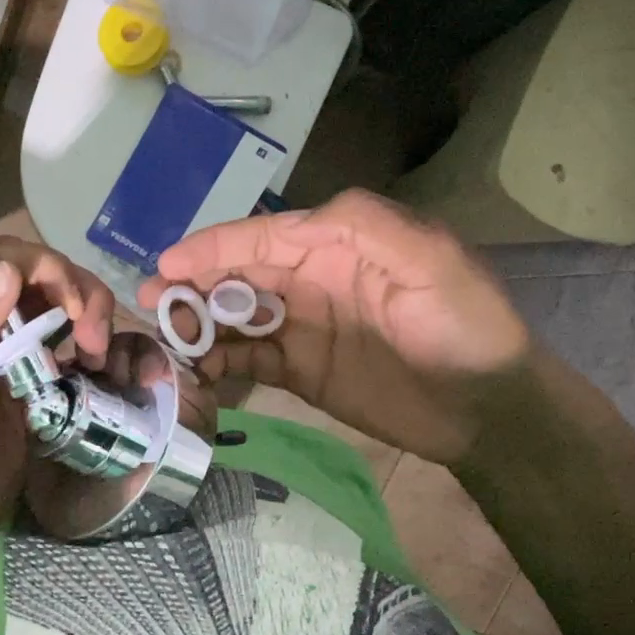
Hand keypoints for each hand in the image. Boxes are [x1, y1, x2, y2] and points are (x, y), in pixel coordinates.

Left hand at [0, 242, 114, 530]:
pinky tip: (100, 369)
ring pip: (65, 307)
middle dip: (79, 293)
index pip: (7, 260)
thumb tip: (6, 270)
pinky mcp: (43, 382)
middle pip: (45, 278)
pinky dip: (96, 347)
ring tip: (98, 357)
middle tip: (94, 340)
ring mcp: (19, 353)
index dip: (46, 268)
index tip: (71, 306)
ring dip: (93, 318)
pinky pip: (75, 346)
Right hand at [139, 189, 531, 463]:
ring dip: (198, 322)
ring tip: (167, 337)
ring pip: (235, 316)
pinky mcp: (298, 370)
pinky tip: (198, 368)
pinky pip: (247, 358)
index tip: (170, 264)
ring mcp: (302, 327)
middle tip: (151, 301)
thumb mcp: (428, 260)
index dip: (216, 248)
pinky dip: (218, 360)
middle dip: (193, 283)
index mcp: (339, 245)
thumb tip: (287, 225)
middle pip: (240, 273)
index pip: (265, 237)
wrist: (484, 409)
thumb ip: (362, 227)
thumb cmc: (463, 326)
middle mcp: (312, 280)